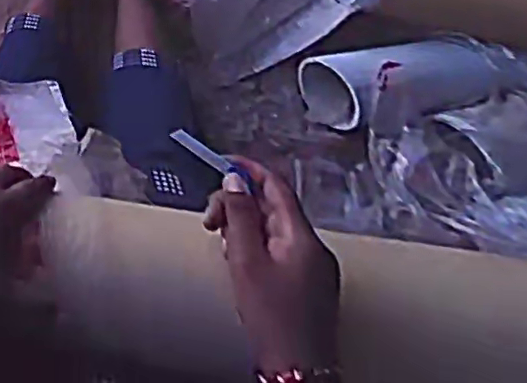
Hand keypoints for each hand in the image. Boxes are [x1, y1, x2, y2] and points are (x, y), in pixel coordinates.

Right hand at [202, 158, 340, 375]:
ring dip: (244, 225)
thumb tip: (234, 178)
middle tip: (212, 220)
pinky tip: (239, 258)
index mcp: (303, 238)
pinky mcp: (308, 282)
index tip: (222, 163)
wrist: (296, 369)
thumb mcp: (245, 257)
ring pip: (272, 227)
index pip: (277, 187)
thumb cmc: (270, 314)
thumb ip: (238, 213)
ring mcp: (314, 267)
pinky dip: (254, 243)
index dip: (249, 170)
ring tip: (224, 244)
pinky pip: (278, 246)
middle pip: (272, 207)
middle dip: (238, 204)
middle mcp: (314, 248)